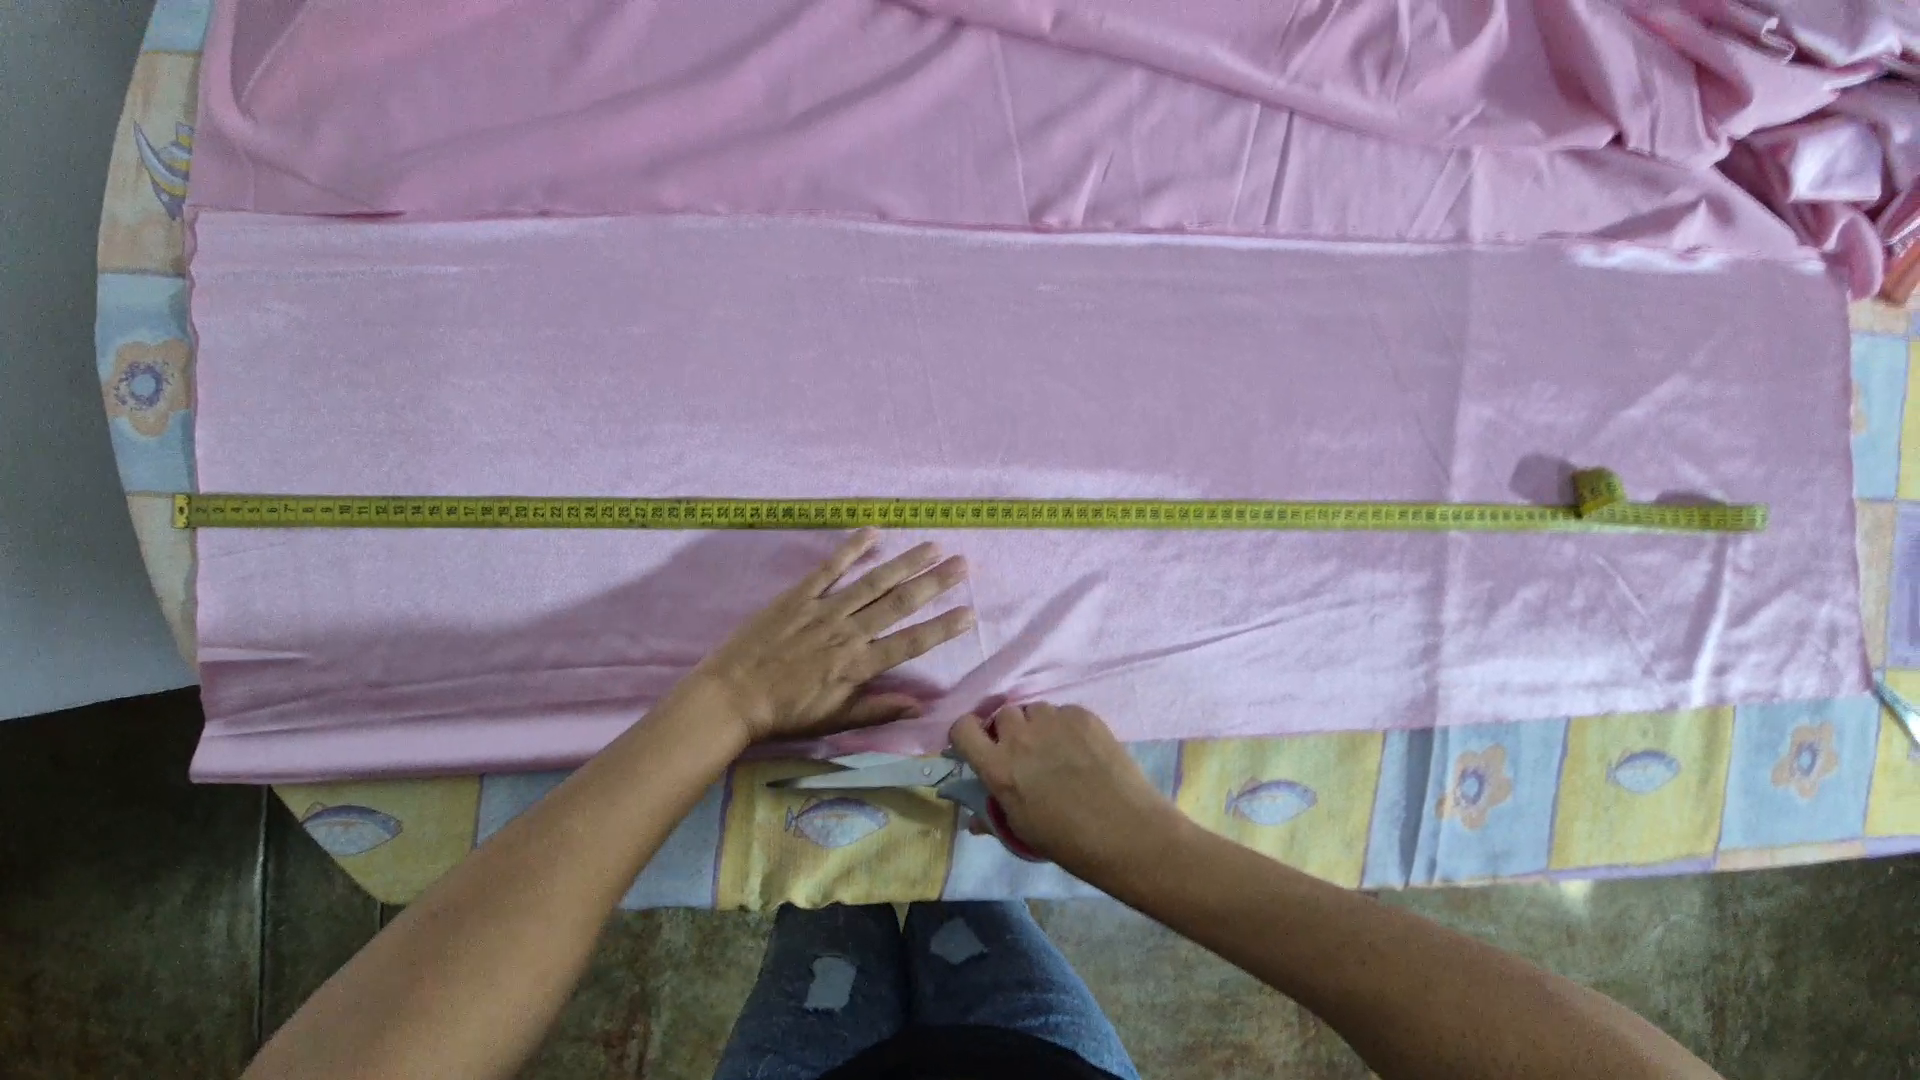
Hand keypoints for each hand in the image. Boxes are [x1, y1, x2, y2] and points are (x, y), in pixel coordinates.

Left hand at [690, 530, 973, 743]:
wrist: (732, 696)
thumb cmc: (786, 713)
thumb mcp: (835, 719)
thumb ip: (878, 709)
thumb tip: (921, 707)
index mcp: (859, 664)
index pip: (911, 643)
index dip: (943, 628)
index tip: (969, 612)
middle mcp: (848, 632)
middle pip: (900, 603)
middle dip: (935, 583)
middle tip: (963, 565)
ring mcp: (824, 609)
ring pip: (874, 581)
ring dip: (906, 562)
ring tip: (933, 546)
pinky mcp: (799, 595)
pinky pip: (830, 568)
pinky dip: (852, 549)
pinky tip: (873, 532)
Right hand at [949, 703, 1185, 871]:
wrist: (1127, 832)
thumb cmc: (1068, 842)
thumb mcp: (1022, 831)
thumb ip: (993, 816)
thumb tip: (973, 820)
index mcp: (998, 767)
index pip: (962, 728)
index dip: (968, 734)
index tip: (980, 746)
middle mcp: (1020, 737)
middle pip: (1003, 715)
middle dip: (1010, 731)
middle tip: (1027, 753)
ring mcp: (1053, 722)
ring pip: (1035, 710)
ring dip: (1039, 726)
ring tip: (1058, 750)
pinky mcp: (1083, 716)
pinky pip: (1064, 712)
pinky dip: (1067, 726)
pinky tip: (1083, 750)